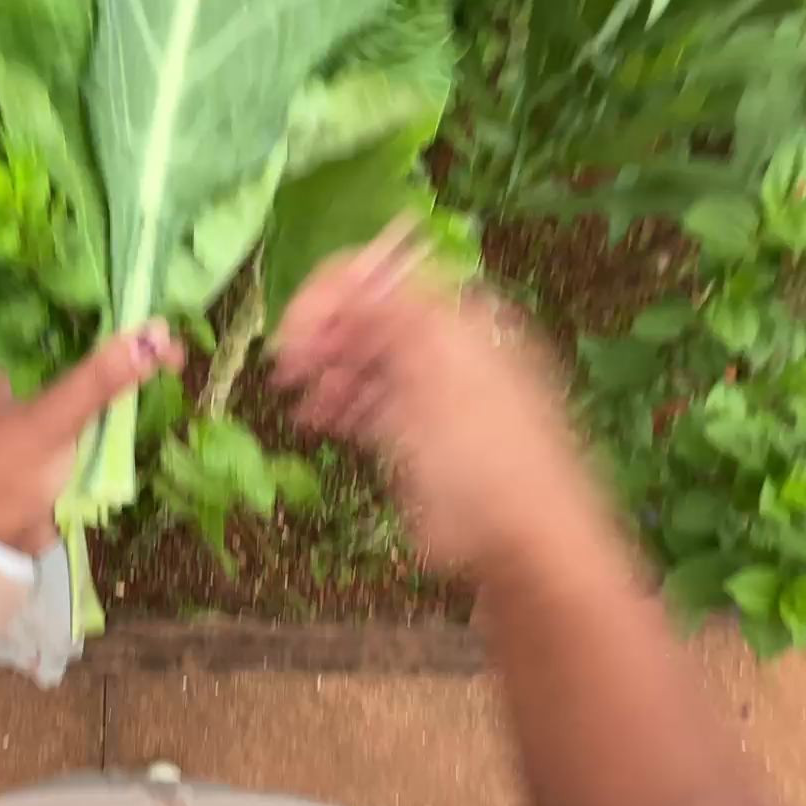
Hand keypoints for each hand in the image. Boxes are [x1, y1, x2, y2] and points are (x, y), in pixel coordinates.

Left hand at [0, 322, 184, 554]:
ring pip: (88, 376)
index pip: (46, 313)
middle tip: (166, 332)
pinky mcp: (58, 432)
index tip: (136, 292)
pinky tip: (150, 381)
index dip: (91, 299)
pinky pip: (93, 406)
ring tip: (171, 354)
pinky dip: (118, 399)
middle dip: (118, 338)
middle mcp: (17, 375)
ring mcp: (40, 405)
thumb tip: (154, 334)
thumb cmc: (7, 474)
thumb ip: (99, 380)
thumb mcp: (51, 422)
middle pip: (74, 344)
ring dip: (124, 369)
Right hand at [271, 223, 608, 574]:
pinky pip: (365, 403)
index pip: (384, 279)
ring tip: (296, 398)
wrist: (521, 542)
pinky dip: (336, 405)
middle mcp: (440, 350)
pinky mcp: (412, 434)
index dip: (333, 294)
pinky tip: (315, 420)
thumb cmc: (482, 460)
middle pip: (366, 320)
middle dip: (321, 335)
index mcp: (457, 324)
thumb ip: (397, 315)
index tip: (292, 328)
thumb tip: (357, 263)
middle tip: (284, 368)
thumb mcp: (438, 377)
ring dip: (323, 373)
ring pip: (361, 363)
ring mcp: (426, 393)